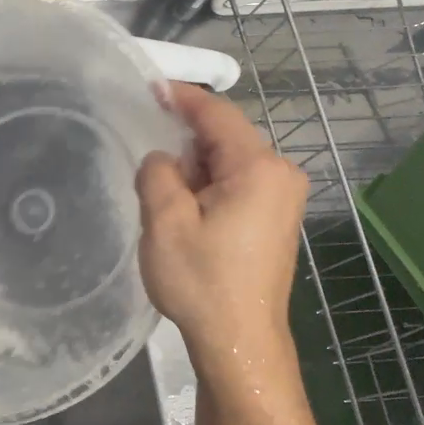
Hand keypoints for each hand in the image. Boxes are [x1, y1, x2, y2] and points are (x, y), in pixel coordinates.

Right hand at [136, 83, 306, 358]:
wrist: (238, 338)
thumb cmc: (201, 280)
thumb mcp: (165, 223)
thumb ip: (158, 175)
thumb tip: (161, 158)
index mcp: (258, 169)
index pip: (218, 116)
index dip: (182, 97)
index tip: (150, 85)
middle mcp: (280, 176)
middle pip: (226, 139)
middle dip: (185, 136)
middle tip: (141, 139)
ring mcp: (282, 200)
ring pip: (229, 165)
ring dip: (193, 167)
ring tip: (154, 180)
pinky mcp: (275, 222)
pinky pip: (237, 187)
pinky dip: (207, 187)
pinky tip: (181, 205)